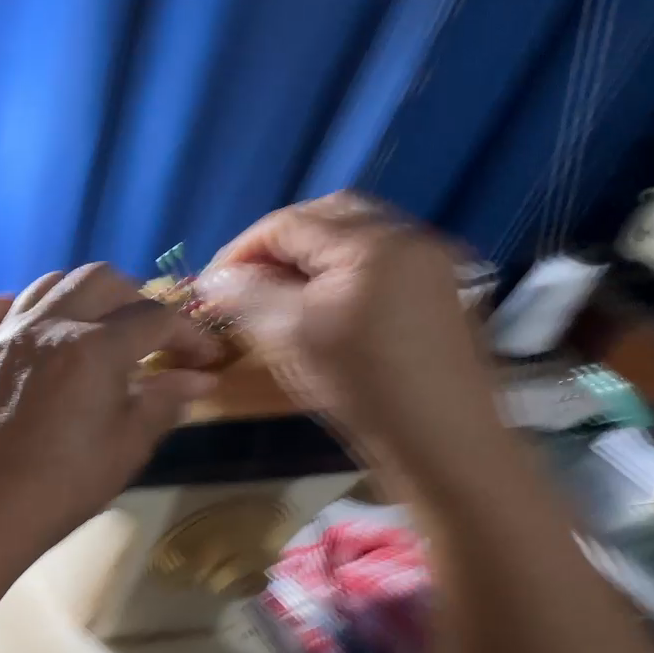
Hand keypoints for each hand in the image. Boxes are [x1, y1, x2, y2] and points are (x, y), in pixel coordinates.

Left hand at [0, 263, 220, 555]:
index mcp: (93, 347)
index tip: (203, 358)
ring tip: (95, 326)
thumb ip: (162, 402)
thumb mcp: (126, 447)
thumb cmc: (62, 486)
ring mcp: (2, 335)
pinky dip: (12, 305)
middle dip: (135, 298)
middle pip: (100, 280)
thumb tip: (198, 378)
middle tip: (150, 335)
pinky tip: (27, 325)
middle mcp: (46, 325)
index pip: (155, 317)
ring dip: (80, 295)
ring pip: (46, 284)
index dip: (188, 333)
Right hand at [196, 191, 499, 462]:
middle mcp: (407, 237)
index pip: (287, 224)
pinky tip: (320, 300)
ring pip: (354, 232)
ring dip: (308, 252)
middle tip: (243, 279)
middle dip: (276, 242)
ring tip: (276, 290)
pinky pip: (378, 255)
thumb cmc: (359, 384)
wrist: (442, 437)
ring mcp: (430, 260)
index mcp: (370, 244)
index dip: (240, 250)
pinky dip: (339, 265)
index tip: (211, 286)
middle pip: (326, 215)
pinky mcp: (439, 285)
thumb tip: (213, 278)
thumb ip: (247, 295)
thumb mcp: (289, 336)